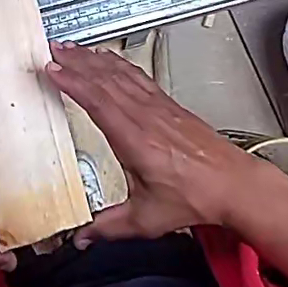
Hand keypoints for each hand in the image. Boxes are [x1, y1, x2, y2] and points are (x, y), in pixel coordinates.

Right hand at [45, 41, 278, 245]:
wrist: (234, 184)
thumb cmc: (196, 197)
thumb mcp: (147, 219)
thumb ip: (109, 227)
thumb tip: (81, 237)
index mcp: (136, 138)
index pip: (98, 100)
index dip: (73, 81)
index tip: (53, 68)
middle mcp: (146, 115)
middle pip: (105, 79)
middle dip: (76, 62)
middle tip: (52, 49)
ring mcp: (158, 106)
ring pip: (121, 73)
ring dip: (94, 59)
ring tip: (73, 49)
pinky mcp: (168, 104)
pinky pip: (137, 76)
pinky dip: (118, 64)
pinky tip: (109, 59)